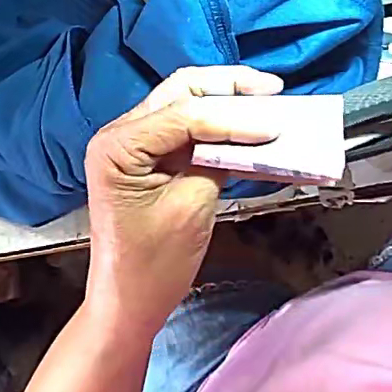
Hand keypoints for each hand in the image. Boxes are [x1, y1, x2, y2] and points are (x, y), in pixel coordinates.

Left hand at [82, 66, 284, 334]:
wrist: (128, 303)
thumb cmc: (151, 265)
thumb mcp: (190, 207)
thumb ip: (217, 161)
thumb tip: (249, 135)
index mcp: (118, 145)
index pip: (183, 114)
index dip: (232, 118)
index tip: (273, 126)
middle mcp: (121, 134)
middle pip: (181, 92)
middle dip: (227, 88)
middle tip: (270, 90)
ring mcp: (134, 144)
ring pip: (185, 104)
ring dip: (225, 102)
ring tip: (265, 101)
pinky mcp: (150, 158)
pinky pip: (187, 130)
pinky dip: (218, 127)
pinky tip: (246, 129)